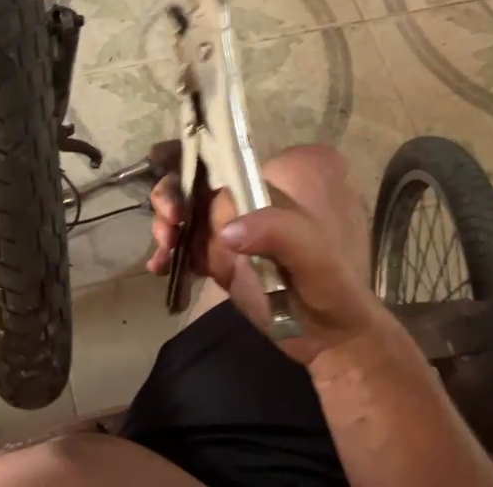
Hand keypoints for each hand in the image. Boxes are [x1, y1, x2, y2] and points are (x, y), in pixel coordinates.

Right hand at [147, 165, 384, 366]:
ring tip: (164, 251)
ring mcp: (236, 223)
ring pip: (187, 209)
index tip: (161, 161)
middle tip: (169, 221)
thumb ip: (277, 233)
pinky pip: (187, 243)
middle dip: (173, 195)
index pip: (227, 152)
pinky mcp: (221, 253)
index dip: (190, 154)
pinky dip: (169, 252)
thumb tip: (226, 231)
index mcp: (281, 175)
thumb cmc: (332, 288)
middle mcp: (253, 191)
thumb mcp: (313, 256)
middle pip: (199, 178)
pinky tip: (160, 267)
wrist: (329, 341)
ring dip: (167, 225)